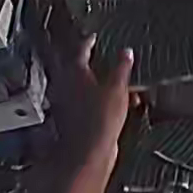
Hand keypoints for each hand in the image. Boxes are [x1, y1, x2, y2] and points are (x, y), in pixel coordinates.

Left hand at [68, 37, 134, 175]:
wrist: (89, 154)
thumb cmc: (99, 121)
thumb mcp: (118, 88)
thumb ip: (122, 67)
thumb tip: (126, 53)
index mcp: (75, 73)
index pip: (80, 50)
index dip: (88, 42)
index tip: (93, 37)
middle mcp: (67, 87)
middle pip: (79, 69)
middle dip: (95, 65)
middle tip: (106, 59)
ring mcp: (69, 105)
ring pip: (85, 87)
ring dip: (101, 84)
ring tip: (120, 86)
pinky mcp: (75, 121)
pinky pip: (89, 104)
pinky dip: (102, 101)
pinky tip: (118, 107)